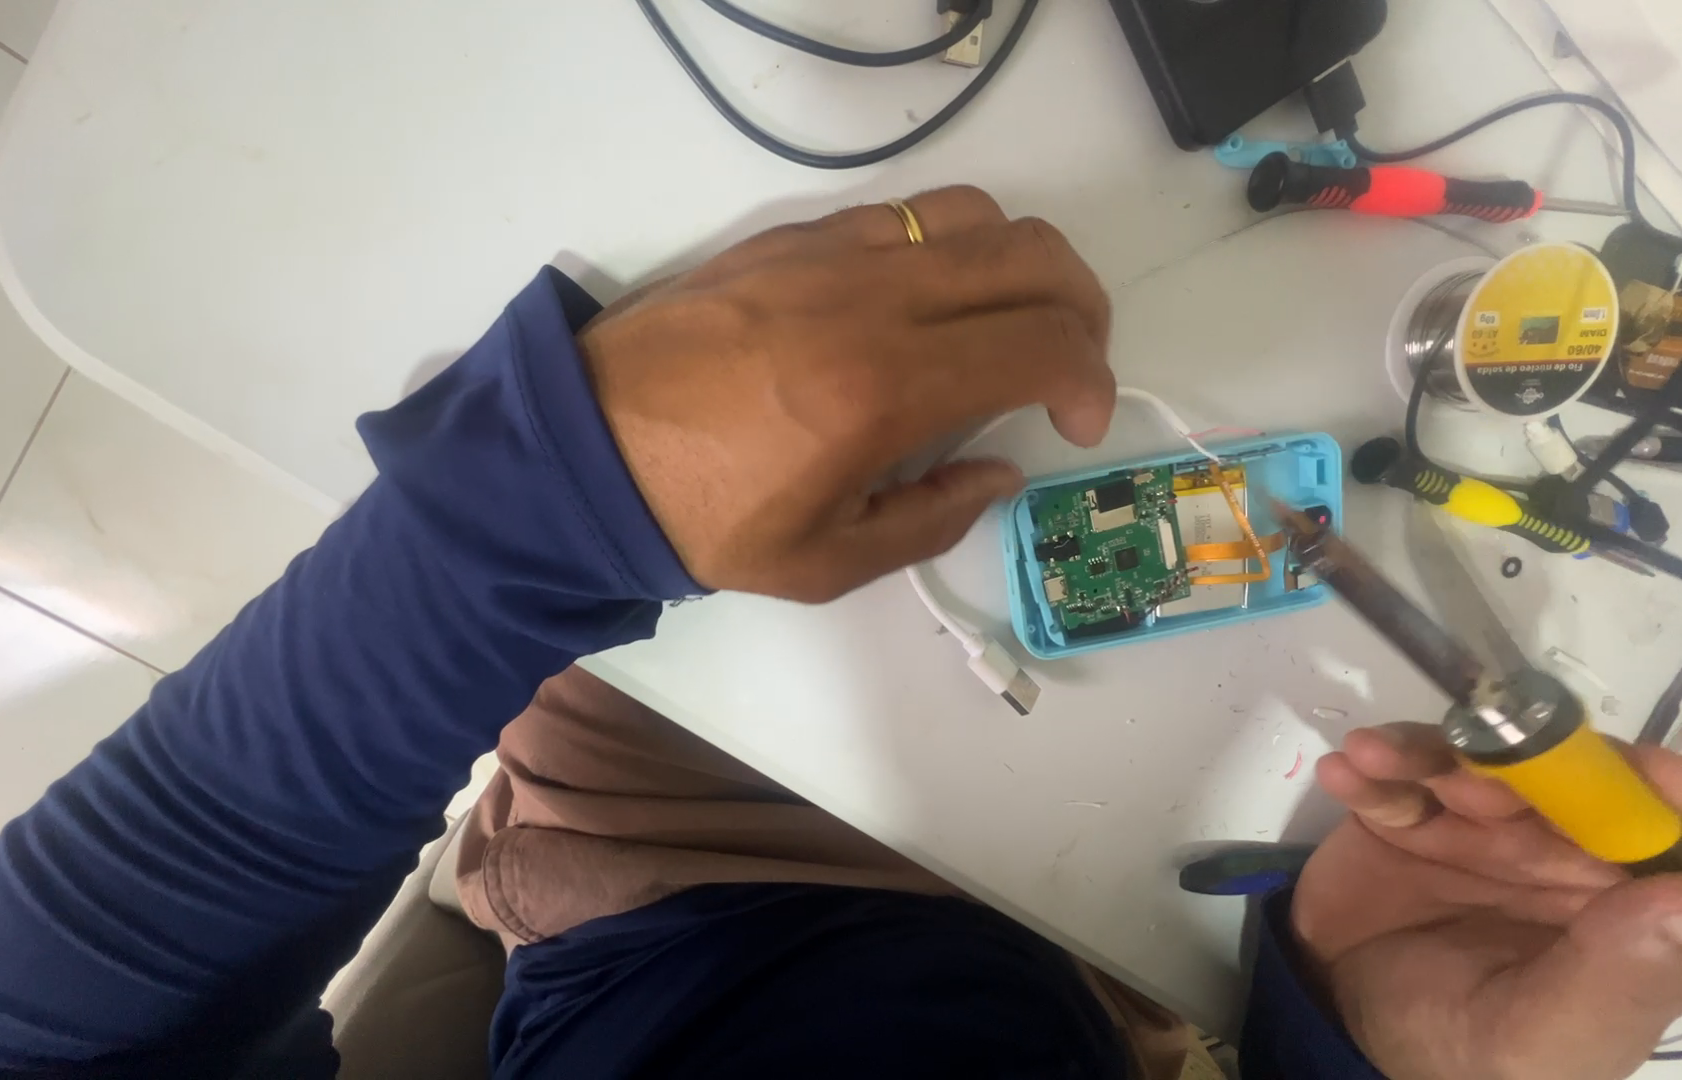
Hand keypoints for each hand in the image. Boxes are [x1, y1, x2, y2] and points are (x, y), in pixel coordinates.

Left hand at [579, 187, 1114, 601]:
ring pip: (975, 216)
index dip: (1090, 380)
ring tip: (1011, 325)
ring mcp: (828, 253)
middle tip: (1072, 365)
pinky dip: (949, 248)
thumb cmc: (706, 517)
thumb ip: (932, 521)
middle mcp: (870, 298)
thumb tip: (999, 472)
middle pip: (1030, 258)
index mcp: (883, 389)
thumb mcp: (824, 562)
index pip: (1039, 345)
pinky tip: (927, 303)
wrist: (590, 449)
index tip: (1080, 421)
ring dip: (1023, 267)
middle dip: (1083, 310)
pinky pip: (904, 214)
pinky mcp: (790, 237)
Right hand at [1293, 723, 1681, 1079]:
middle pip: (1571, 784)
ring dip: (1424, 750)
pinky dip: (1367, 766)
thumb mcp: (1546, 1033)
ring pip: (1471, 762)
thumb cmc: (1461, 1047)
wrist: (1343, 1018)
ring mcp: (1477, 830)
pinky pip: (1392, 777)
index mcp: (1633, 916)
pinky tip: (1342, 772)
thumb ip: (1620, 973)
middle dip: (1525, 762)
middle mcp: (1565, 859)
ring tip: (1372, 756)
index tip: (1661, 771)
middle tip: (1459, 779)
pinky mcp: (1405, 815)